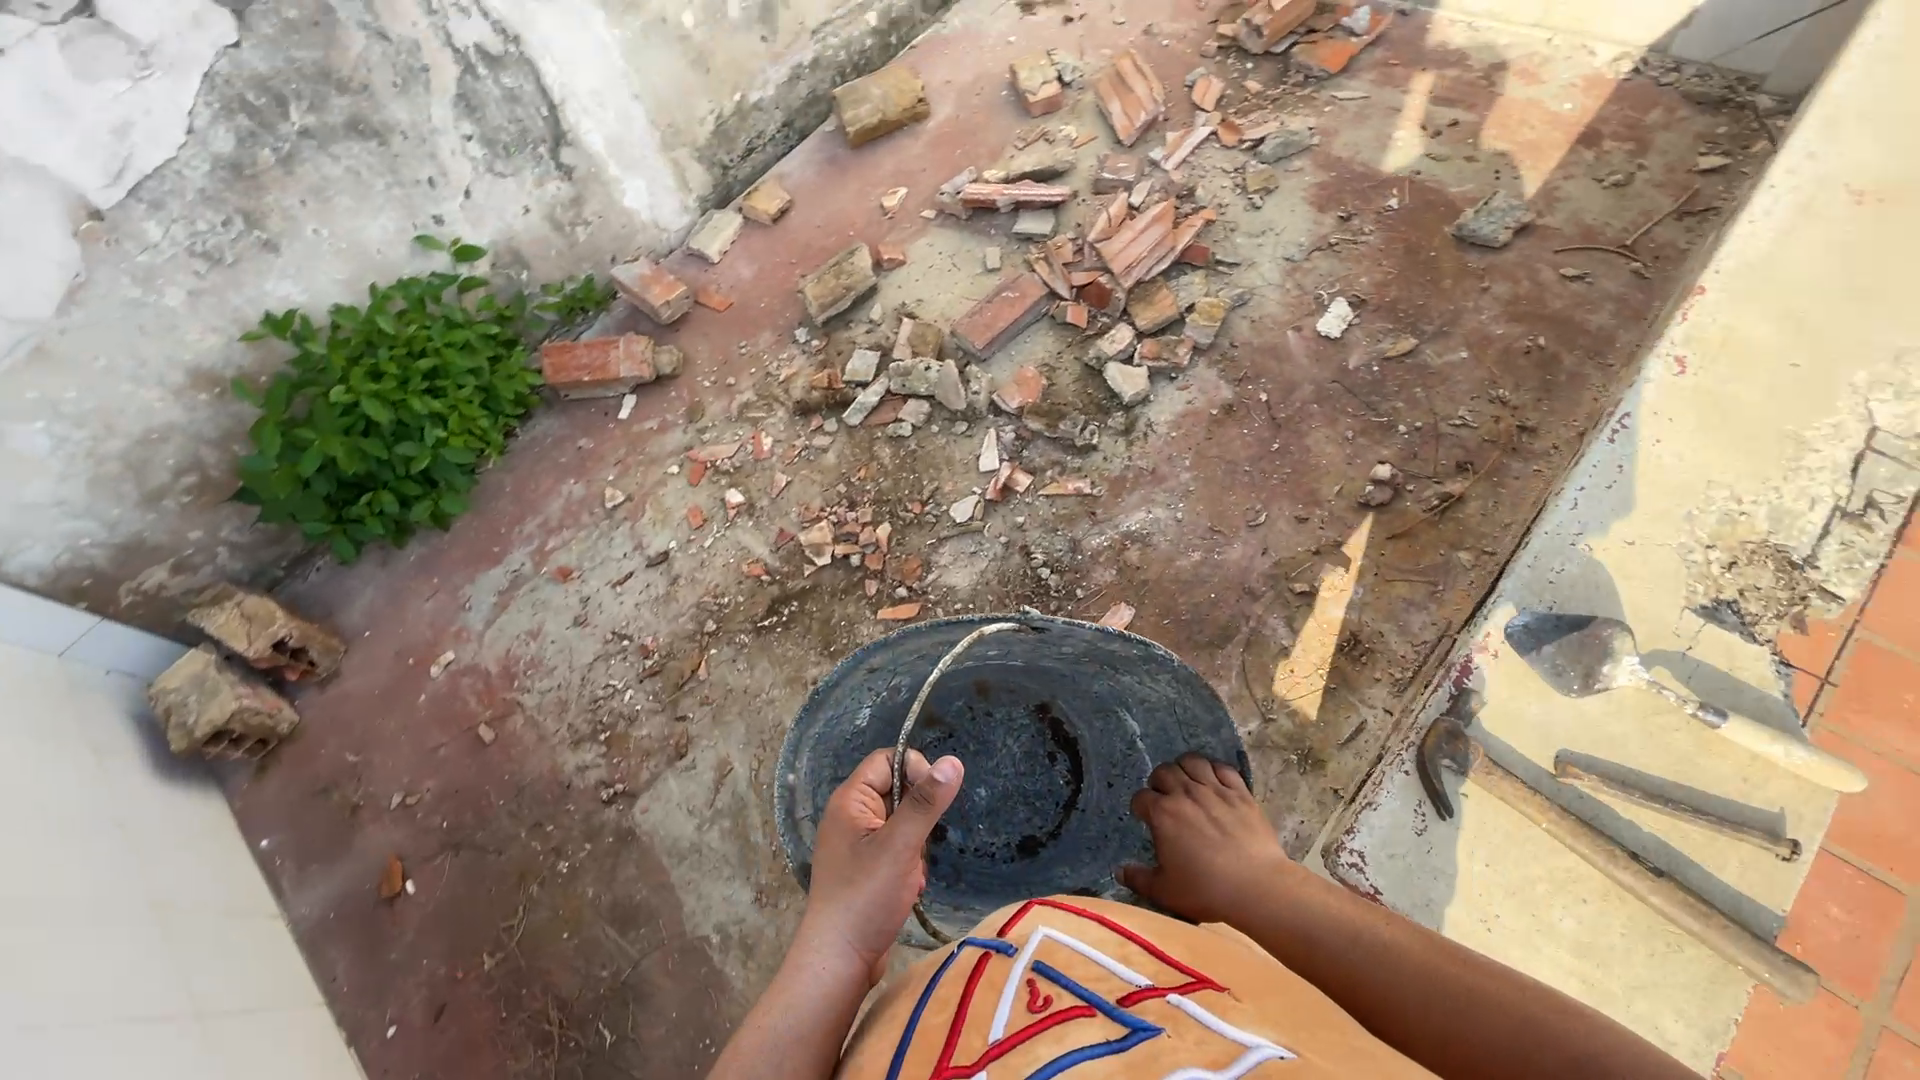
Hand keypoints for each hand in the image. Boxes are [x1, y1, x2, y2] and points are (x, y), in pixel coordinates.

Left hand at [797, 748, 963, 979]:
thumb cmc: (865, 897)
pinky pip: (896, 850)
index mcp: (850, 801)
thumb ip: (926, 802)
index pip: (886, 760)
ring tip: (912, 872)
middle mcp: (850, 816)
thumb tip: (953, 761)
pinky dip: (909, 865)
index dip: (914, 769)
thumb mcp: (901, 845)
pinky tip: (909, 888)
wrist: (838, 961)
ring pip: (901, 824)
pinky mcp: (865, 869)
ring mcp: (856, 845)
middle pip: (896, 791)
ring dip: (916, 846)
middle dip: (918, 816)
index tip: (934, 798)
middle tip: (920, 844)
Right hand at [1119, 754, 1296, 922]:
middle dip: (1159, 782)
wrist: (1257, 887)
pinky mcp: (1240, 792)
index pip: (1141, 798)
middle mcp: (1185, 794)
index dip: (1140, 807)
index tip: (1144, 817)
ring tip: (1187, 782)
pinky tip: (1214, 781)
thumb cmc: (1206, 889)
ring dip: (1184, 768)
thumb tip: (1119, 871)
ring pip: (1192, 762)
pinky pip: (1223, 768)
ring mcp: (1215, 790)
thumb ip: (1138, 878)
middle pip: (1164, 771)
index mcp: (1163, 814)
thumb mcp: (1165, 891)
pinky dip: (1214, 770)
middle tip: (1164, 797)